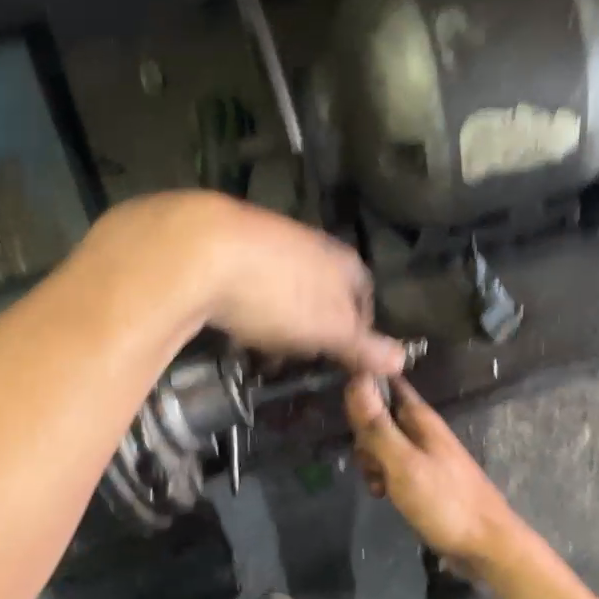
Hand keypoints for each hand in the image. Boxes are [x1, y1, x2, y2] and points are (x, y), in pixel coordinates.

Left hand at [70, 192, 405, 373]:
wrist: (195, 251)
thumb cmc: (278, 295)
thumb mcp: (330, 330)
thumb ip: (364, 345)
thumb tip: (402, 360)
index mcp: (340, 260)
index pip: (363, 294)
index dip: (357, 328)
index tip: (344, 357)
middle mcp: (307, 242)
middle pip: (321, 290)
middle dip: (312, 326)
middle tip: (299, 360)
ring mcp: (263, 239)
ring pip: (281, 286)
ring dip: (277, 318)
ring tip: (261, 350)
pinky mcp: (221, 243)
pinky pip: (244, 281)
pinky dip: (244, 305)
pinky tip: (230, 326)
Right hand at [346, 376, 524, 569]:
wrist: (485, 545)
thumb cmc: (446, 503)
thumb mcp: (404, 464)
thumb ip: (378, 427)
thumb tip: (355, 378)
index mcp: (420, 418)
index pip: (384, 385)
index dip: (360, 390)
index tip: (345, 414)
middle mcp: (423, 431)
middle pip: (379, 419)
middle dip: (364, 440)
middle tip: (371, 465)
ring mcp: (425, 456)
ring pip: (383, 447)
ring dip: (372, 465)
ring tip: (379, 487)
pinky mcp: (425, 479)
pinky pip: (394, 470)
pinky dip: (385, 481)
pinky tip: (384, 497)